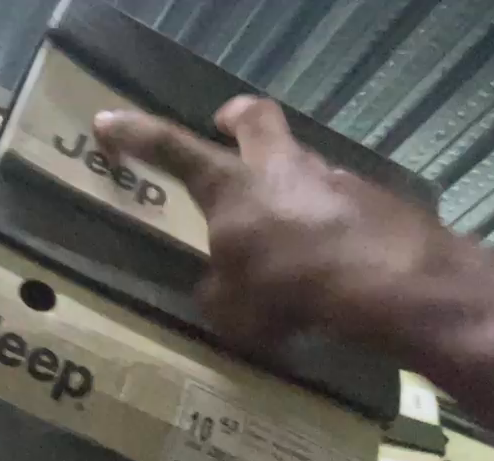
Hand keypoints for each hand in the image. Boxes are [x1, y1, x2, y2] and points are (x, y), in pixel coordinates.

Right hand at [93, 97, 479, 357]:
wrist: (386, 281)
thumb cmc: (285, 289)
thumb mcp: (228, 308)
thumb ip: (217, 288)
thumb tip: (221, 284)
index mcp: (231, 188)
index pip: (172, 150)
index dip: (137, 135)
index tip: (107, 120)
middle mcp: (280, 169)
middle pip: (256, 119)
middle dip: (236, 118)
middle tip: (226, 125)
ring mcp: (332, 178)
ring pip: (299, 164)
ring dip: (284, 184)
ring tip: (278, 231)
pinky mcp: (372, 200)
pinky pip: (334, 205)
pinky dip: (321, 226)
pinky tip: (323, 262)